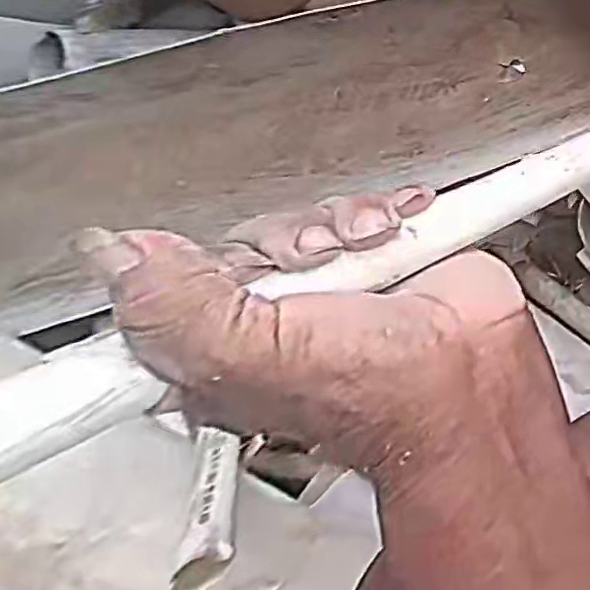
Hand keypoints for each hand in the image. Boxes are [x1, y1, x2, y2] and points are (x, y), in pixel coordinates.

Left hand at [79, 189, 530, 474]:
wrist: (472, 363)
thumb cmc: (373, 387)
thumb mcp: (247, 357)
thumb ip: (175, 309)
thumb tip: (117, 251)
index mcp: (227, 344)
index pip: (188, 275)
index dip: (216, 256)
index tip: (254, 265)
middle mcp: (288, 309)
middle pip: (264, 235)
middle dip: (296, 233)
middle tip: (321, 255)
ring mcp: (352, 278)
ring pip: (326, 215)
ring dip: (353, 216)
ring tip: (377, 240)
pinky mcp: (404, 251)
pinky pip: (387, 205)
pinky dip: (399, 202)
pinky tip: (407, 217)